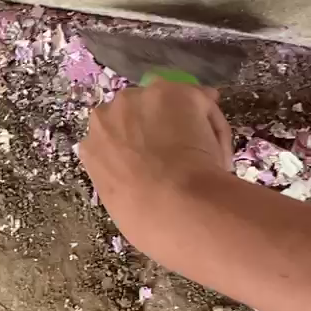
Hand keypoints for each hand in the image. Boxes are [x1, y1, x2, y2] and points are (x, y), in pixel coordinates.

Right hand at [78, 80, 232, 253]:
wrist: (174, 204)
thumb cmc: (144, 218)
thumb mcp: (117, 202)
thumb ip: (121, 180)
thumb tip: (141, 179)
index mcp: (92, 144)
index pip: (113, 135)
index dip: (136, 146)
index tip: (153, 162)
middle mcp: (113, 111)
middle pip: (137, 110)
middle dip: (156, 126)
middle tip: (179, 154)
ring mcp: (146, 98)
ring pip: (169, 103)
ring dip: (184, 121)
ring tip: (205, 156)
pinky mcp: (179, 93)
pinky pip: (201, 101)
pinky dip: (212, 122)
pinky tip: (218, 150)